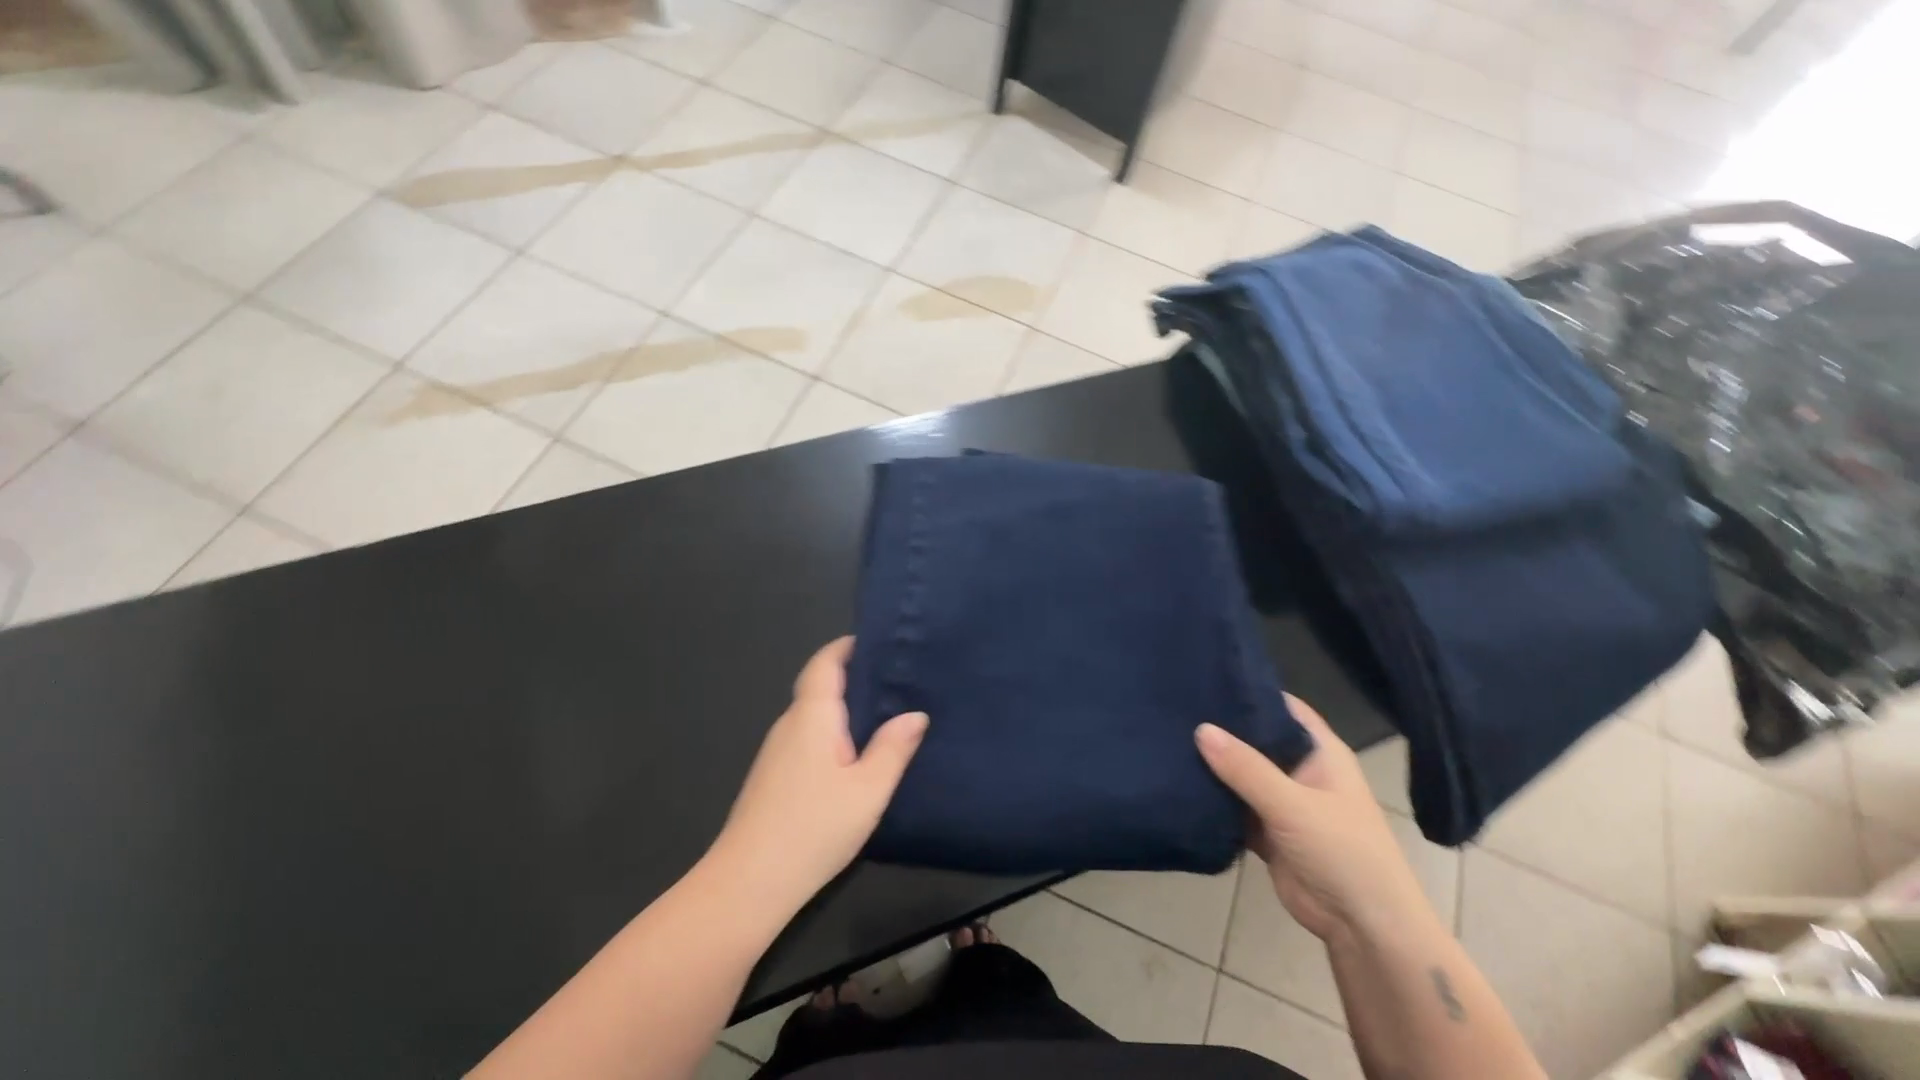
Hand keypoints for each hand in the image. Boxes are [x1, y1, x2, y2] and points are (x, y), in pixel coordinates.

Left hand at [709, 638, 927, 910]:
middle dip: (853, 679)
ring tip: (886, 714)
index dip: (848, 647)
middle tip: (898, 679)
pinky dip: (832, 735)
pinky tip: (855, 757)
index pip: (825, 663)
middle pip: (819, 688)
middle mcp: (789, 725)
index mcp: (812, 716)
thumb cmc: (814, 828)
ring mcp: (776, 753)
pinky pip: (807, 741)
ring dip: (843, 711)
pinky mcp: (773, 778)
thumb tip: (915, 714)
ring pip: (813, 718)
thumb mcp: (868, 790)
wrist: (749, 882)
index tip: (880, 641)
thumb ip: (893, 749)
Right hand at [1196, 697, 1438, 945]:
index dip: (1253, 692)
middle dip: (1223, 729)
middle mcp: (1301, 772)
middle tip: (1175, 708)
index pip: (1285, 709)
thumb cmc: (1343, 851)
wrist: (1362, 925)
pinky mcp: (1267, 834)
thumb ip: (1246, 768)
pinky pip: (1235, 809)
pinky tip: (1178, 784)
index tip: (1208, 677)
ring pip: (1242, 776)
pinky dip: (1213, 801)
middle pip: (1258, 741)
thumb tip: (1200, 728)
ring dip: (1214, 766)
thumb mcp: (1293, 804)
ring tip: (1166, 739)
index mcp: (1321, 753)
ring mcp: (1283, 804)